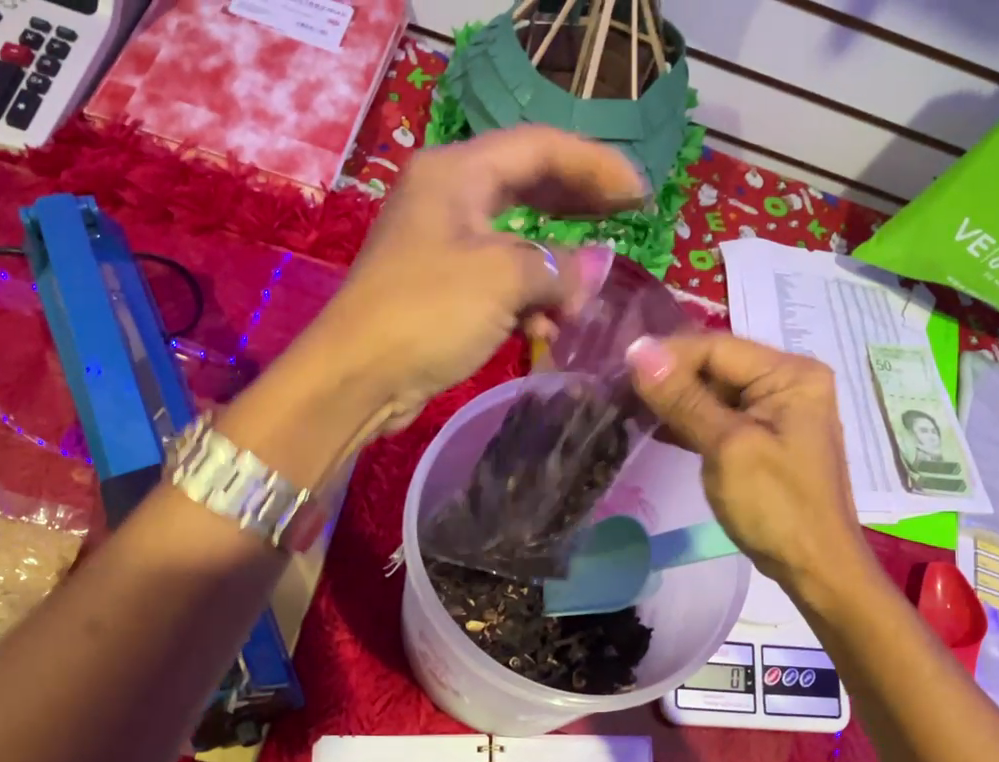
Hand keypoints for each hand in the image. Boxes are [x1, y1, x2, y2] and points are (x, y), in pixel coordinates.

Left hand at [302, 126, 646, 432]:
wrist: (357, 377)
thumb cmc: (428, 313)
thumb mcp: (503, 280)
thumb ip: (559, 266)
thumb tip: (595, 269)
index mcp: (457, 172)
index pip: (541, 147)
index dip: (596, 165)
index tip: (641, 194)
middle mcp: (449, 197)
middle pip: (530, 185)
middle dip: (580, 206)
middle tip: (628, 220)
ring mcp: (443, 244)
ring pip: (518, 241)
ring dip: (555, 271)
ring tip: (584, 301)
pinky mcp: (442, 288)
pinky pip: (500, 280)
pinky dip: (529, 300)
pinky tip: (547, 330)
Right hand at [626, 333, 874, 591]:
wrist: (815, 567)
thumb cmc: (776, 507)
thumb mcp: (726, 447)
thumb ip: (683, 398)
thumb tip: (637, 350)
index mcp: (791, 373)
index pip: (717, 347)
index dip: (666, 356)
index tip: (618, 372)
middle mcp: (789, 381)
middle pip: (716, 366)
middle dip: (668, 378)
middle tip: (617, 390)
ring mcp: (778, 411)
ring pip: (714, 392)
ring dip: (674, 401)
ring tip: (627, 408)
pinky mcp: (765, 438)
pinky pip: (721, 417)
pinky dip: (689, 422)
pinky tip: (654, 429)